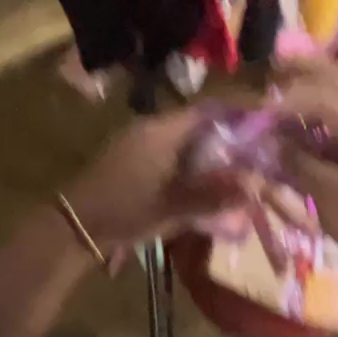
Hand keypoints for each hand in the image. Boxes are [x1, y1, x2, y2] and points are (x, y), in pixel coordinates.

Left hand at [63, 108, 245, 250]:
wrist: (72, 227)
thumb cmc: (123, 210)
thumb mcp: (172, 207)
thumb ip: (214, 195)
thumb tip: (255, 186)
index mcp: (163, 130)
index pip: (209, 108)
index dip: (238, 112)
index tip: (265, 120)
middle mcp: (152, 129)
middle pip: (200, 123)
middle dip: (229, 136)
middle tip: (257, 151)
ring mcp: (139, 144)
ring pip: (186, 140)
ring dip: (210, 152)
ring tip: (236, 170)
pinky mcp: (132, 161)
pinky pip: (171, 153)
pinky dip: (192, 164)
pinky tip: (203, 184)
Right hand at [273, 62, 337, 278]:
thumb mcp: (328, 197)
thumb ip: (299, 162)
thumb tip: (271, 140)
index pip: (323, 98)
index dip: (288, 101)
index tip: (260, 110)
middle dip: (305, 71)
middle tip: (274, 65)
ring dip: (313, 89)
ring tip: (283, 90)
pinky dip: (322, 111)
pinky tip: (303, 121)